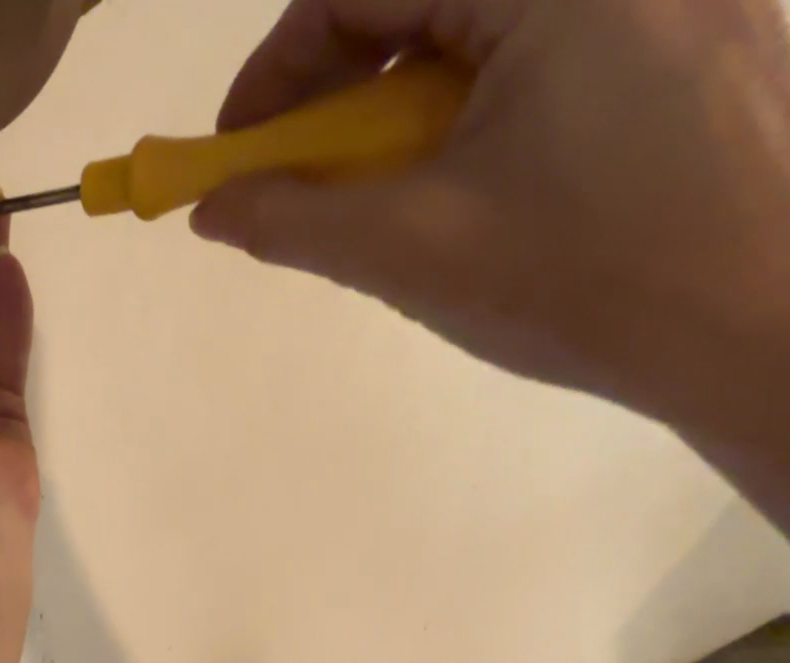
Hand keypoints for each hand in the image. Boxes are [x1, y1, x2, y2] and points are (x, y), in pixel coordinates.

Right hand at [190, 0, 789, 429]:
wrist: (784, 347)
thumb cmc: (584, 285)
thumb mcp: (404, 251)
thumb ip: (286, 221)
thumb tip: (211, 209)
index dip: (279, 63)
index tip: (240, 143)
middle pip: (426, 2)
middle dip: (336, 79)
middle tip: (296, 161)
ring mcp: (683, 9)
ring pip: (487, 30)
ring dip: (401, 98)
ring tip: (377, 181)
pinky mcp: (709, 52)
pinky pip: (553, 53)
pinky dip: (473, 105)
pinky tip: (465, 177)